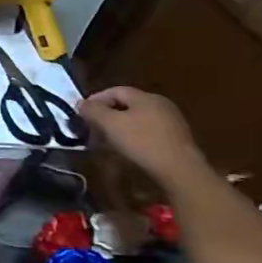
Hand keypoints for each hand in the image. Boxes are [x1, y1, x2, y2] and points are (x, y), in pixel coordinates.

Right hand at [79, 86, 211, 192]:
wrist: (181, 172)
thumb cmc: (143, 144)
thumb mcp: (112, 125)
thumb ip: (94, 111)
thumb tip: (80, 103)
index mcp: (145, 97)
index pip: (115, 91)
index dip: (96, 99)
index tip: (81, 113)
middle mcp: (160, 104)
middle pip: (128, 104)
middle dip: (108, 114)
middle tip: (94, 128)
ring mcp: (172, 122)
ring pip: (140, 119)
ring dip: (122, 128)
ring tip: (109, 142)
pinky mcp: (178, 140)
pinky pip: (150, 133)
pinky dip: (136, 138)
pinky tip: (130, 152)